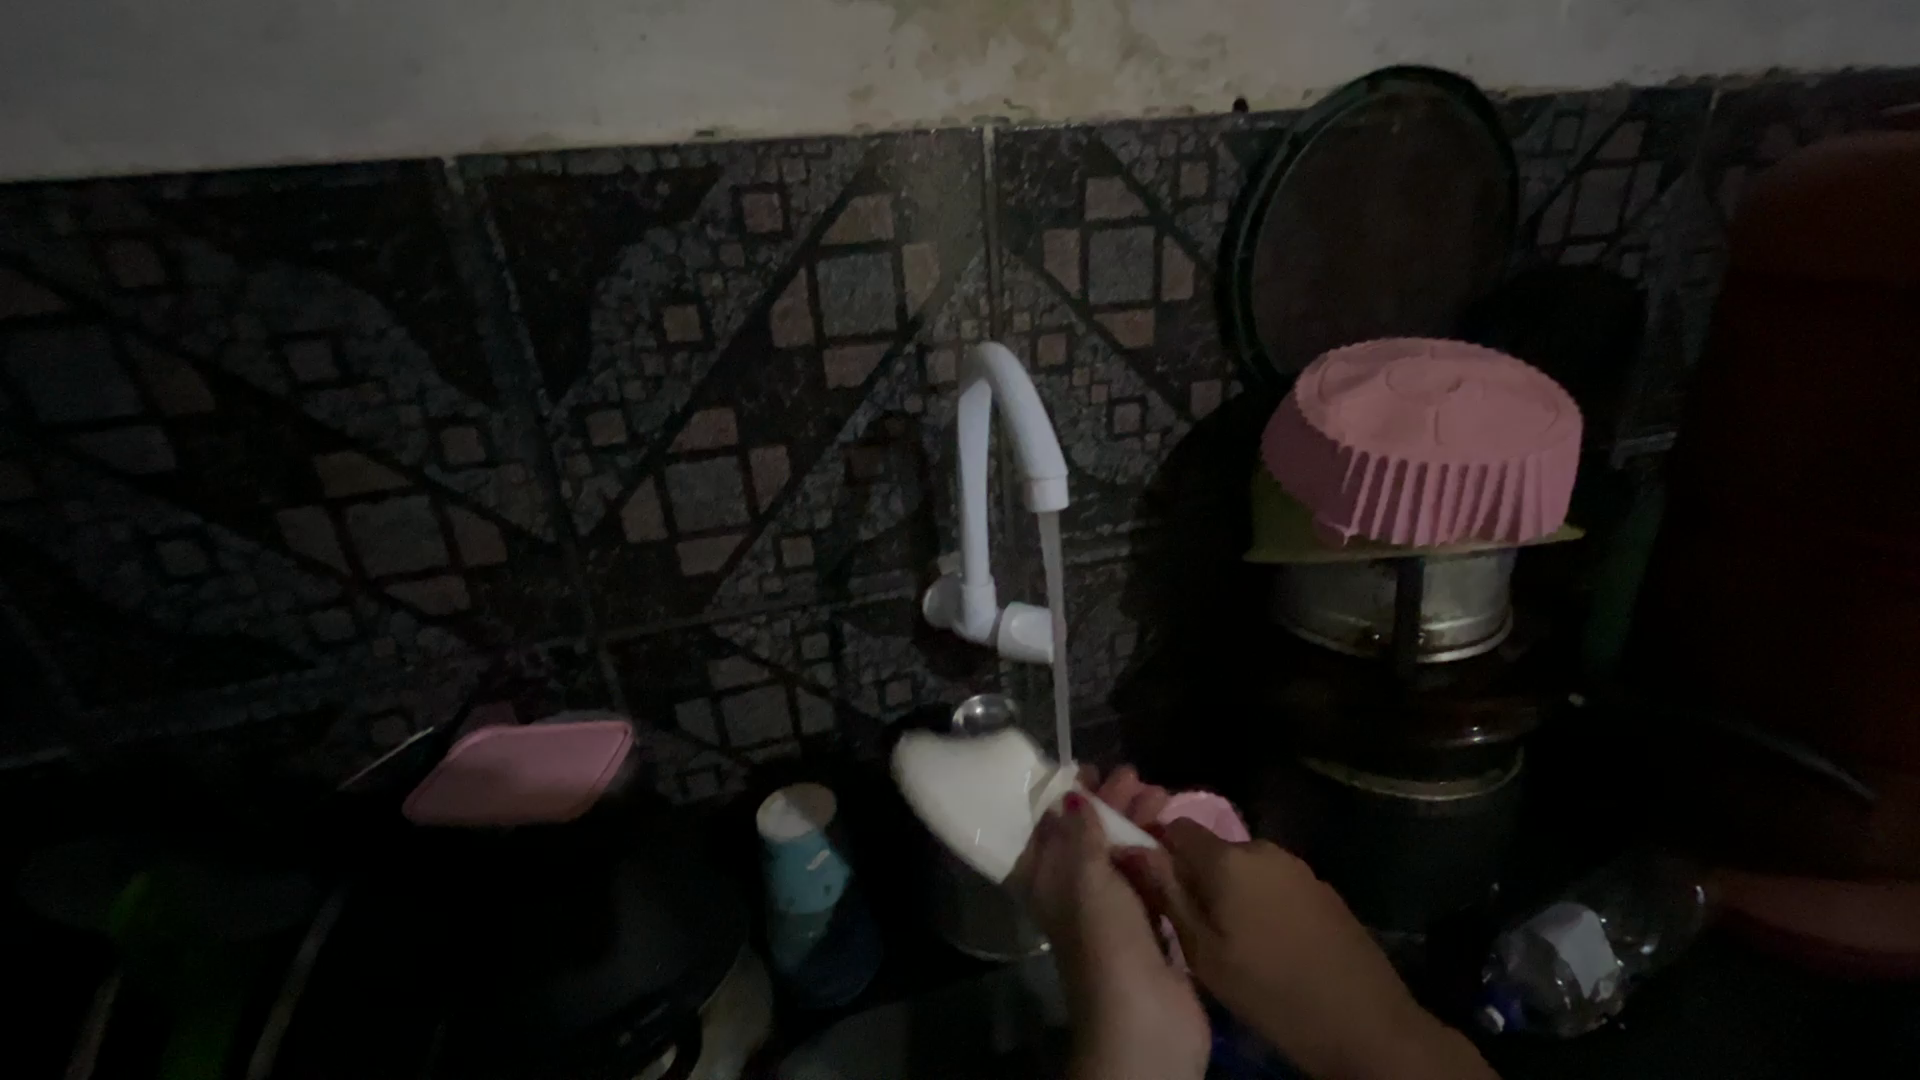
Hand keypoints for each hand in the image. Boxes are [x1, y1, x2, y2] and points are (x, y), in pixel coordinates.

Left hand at [1014, 784, 1206, 1079]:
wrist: (1146, 1022)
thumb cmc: (1105, 940)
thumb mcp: (1086, 878)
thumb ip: (1080, 834)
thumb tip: (1070, 795)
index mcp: (1047, 882)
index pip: (1046, 829)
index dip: (1062, 798)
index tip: (1087, 769)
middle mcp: (1074, 893)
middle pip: (1088, 836)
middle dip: (1108, 803)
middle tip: (1133, 775)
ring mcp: (1112, 910)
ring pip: (1120, 853)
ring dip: (1137, 823)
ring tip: (1160, 793)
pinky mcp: (1147, 926)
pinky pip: (1148, 877)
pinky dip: (1158, 853)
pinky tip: (1173, 832)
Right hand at [1119, 822, 1494, 1079]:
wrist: (1368, 1027)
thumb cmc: (1272, 992)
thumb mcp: (1204, 953)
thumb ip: (1167, 894)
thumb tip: (1131, 848)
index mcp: (1227, 858)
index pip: (1175, 827)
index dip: (1159, 850)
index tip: (1156, 886)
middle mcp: (1262, 847)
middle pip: (1212, 849)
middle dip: (1197, 876)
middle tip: (1194, 924)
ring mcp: (1297, 866)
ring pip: (1244, 867)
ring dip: (1231, 890)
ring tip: (1233, 938)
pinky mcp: (1322, 888)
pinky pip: (1274, 882)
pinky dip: (1262, 901)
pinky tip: (1270, 942)